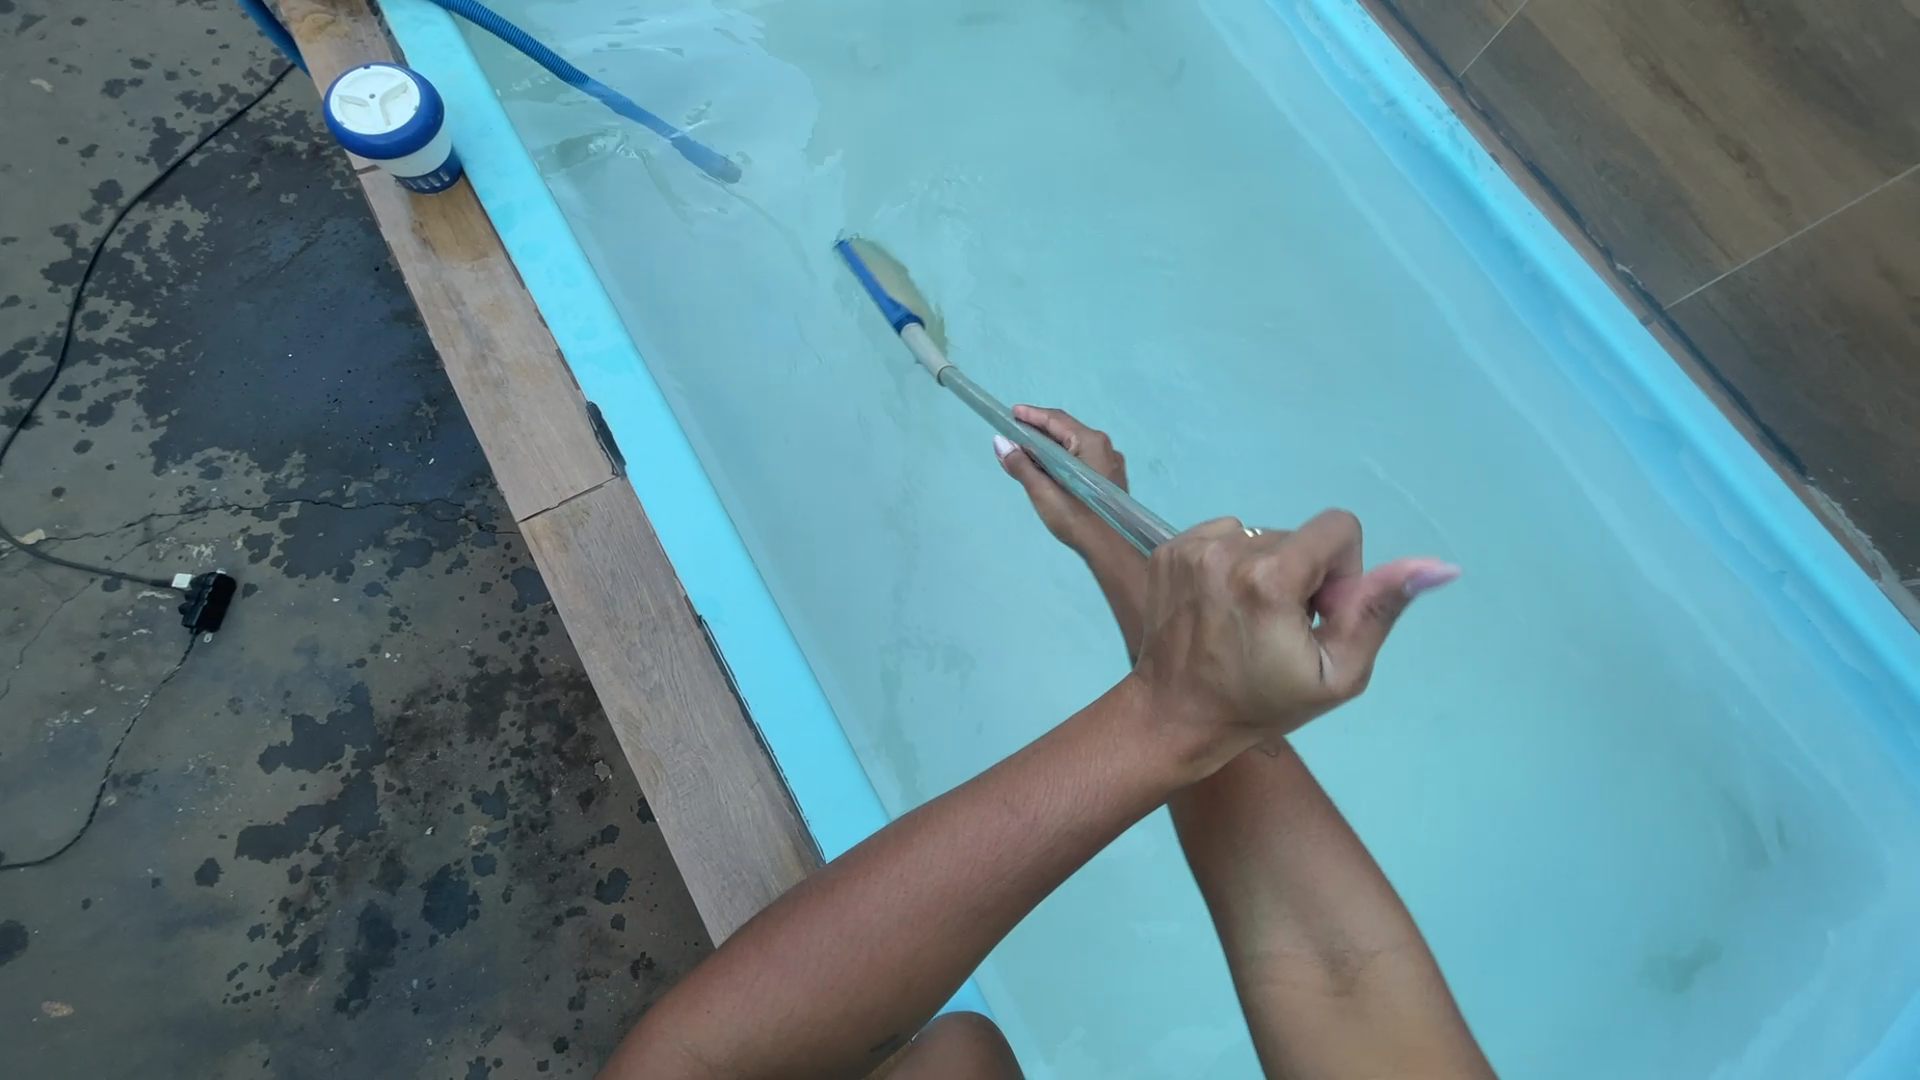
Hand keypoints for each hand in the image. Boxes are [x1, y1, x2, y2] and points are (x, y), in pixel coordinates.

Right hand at [995, 405, 1131, 556]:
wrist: (1113, 552)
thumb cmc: (1078, 521)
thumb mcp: (1044, 493)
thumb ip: (1021, 466)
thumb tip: (999, 442)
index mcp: (1091, 443)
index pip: (1056, 420)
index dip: (1031, 416)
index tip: (1010, 413)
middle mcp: (1104, 446)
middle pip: (1066, 431)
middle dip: (1038, 432)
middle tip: (1013, 434)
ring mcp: (1110, 462)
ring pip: (1073, 446)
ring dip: (1049, 447)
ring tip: (1025, 452)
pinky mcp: (1110, 477)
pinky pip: (1082, 458)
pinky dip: (1061, 459)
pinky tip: (1048, 470)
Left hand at [1129, 512, 1457, 768]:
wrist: (1175, 714)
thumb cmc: (1260, 704)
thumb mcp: (1337, 674)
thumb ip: (1379, 611)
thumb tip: (1438, 565)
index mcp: (1269, 578)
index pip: (1338, 527)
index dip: (1341, 570)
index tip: (1317, 612)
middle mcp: (1225, 551)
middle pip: (1294, 537)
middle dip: (1300, 574)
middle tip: (1277, 625)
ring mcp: (1189, 549)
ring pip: (1256, 536)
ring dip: (1262, 568)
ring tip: (1245, 617)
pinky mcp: (1166, 552)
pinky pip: (1218, 536)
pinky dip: (1227, 563)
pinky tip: (1219, 604)